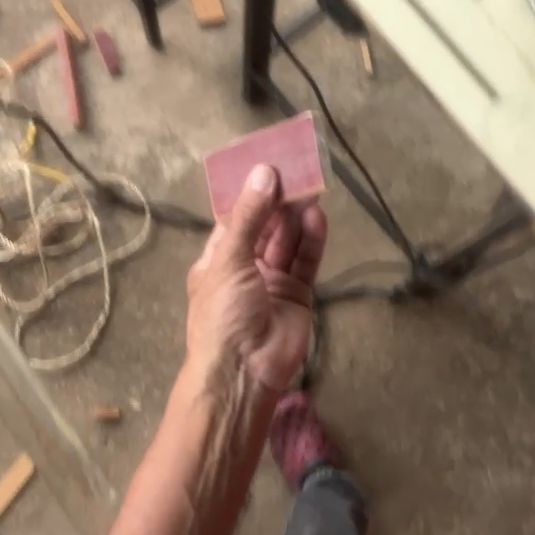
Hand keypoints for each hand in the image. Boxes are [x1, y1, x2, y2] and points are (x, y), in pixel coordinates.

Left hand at [186, 165, 327, 393]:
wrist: (243, 370)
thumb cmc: (222, 314)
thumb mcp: (228, 260)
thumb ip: (249, 217)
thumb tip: (263, 173)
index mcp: (217, 260)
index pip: (234, 219)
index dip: (249, 193)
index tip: (267, 164)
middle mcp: (245, 268)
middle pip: (265, 227)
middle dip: (278, 201)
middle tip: (296, 170)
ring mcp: (273, 282)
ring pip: (287, 242)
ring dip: (296, 217)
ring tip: (310, 188)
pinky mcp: (298, 296)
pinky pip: (306, 262)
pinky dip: (312, 241)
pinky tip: (317, 218)